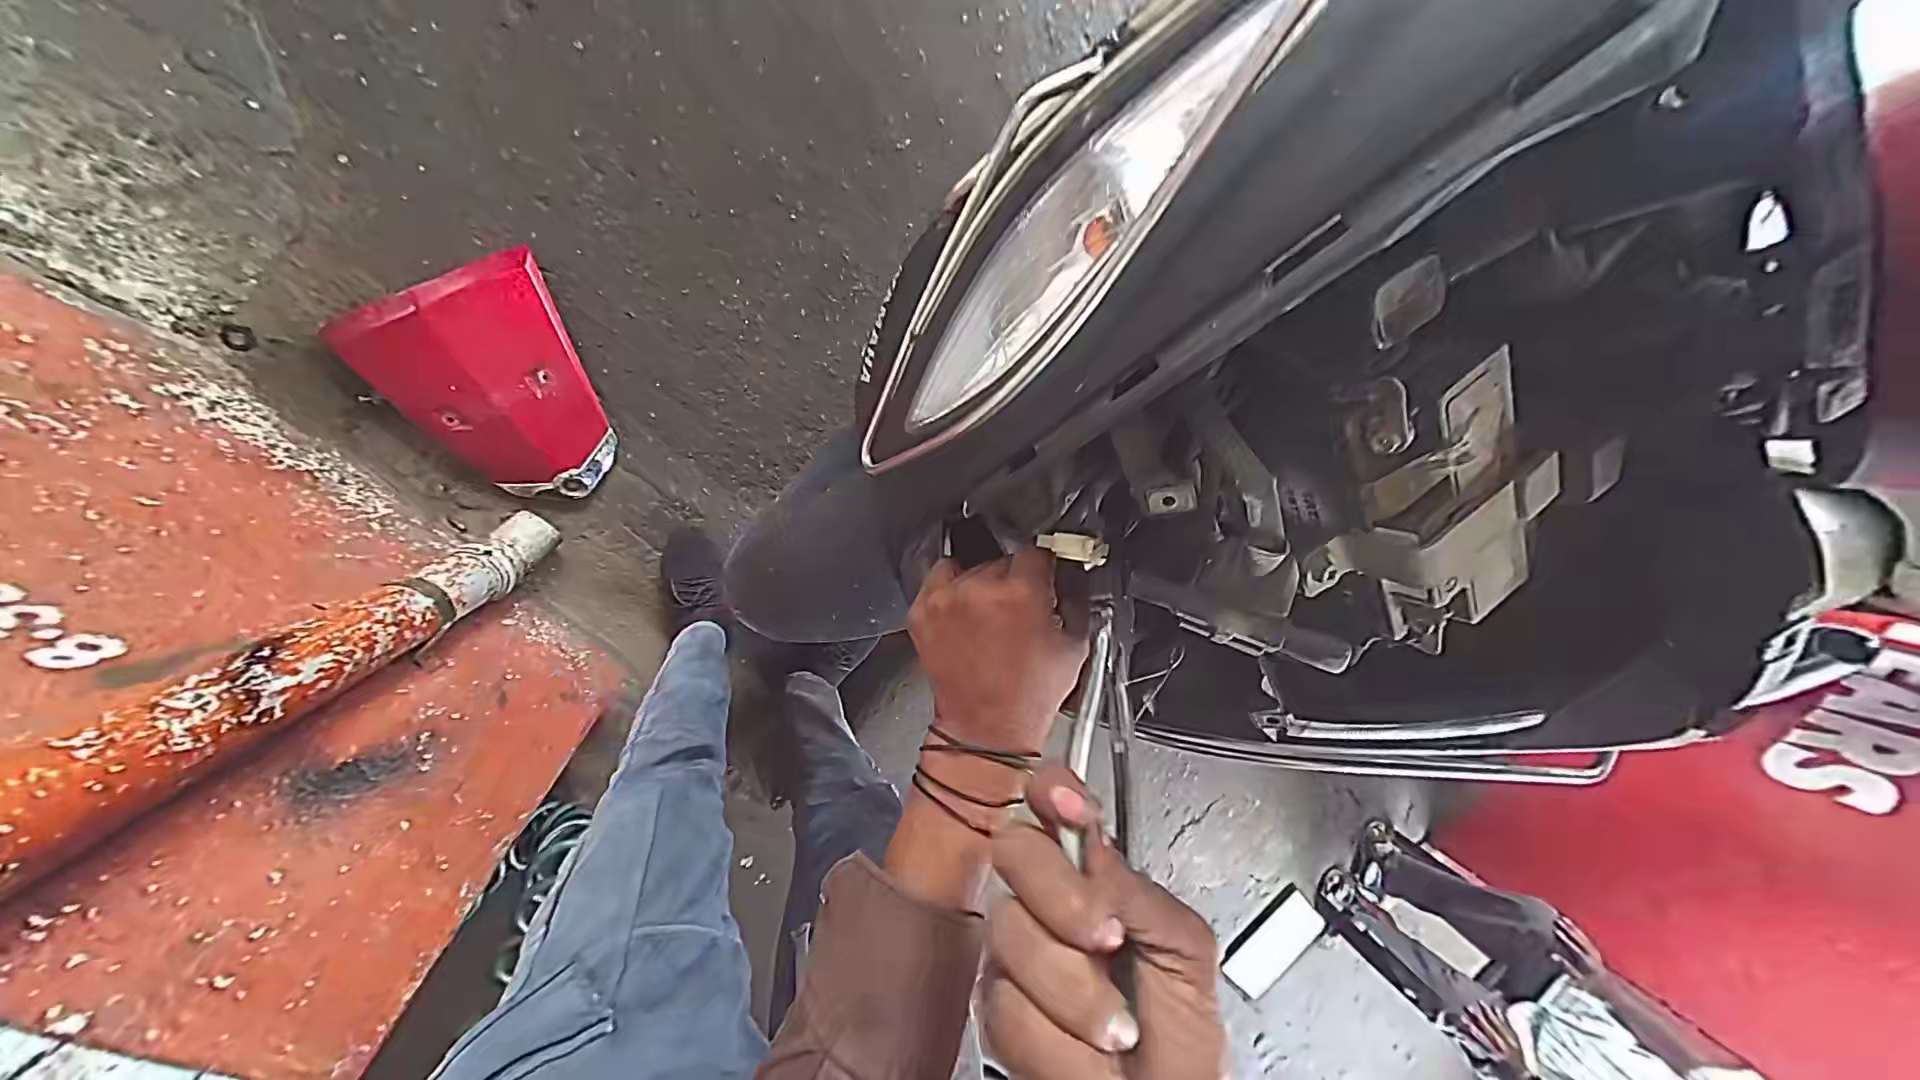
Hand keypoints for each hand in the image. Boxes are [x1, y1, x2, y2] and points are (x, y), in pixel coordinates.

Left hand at [908, 547, 1087, 754]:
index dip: (1044, 568)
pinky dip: (952, 591)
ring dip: (982, 586)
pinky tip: (966, 616)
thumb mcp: (1073, 645)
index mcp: (1021, 592)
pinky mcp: (923, 611)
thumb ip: (1073, 600)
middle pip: (1003, 560)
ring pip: (971, 568)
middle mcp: (980, 589)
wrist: (986, 728)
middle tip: (1018, 611)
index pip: (1036, 552)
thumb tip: (1069, 578)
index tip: (1043, 577)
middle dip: (1014, 581)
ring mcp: (946, 599)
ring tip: (989, 619)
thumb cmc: (1027, 695)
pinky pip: (939, 580)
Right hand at [984, 767, 1226, 1079]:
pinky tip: (1084, 1051)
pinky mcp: (996, 1010)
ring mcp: (1015, 951)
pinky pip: (1008, 1008)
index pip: (1051, 801)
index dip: (1052, 790)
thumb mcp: (1184, 949)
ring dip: (1075, 991)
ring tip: (1114, 1024)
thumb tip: (1092, 849)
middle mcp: (1043, 900)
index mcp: (1090, 874)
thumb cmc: (1178, 1035)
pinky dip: (1060, 1044)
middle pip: (1015, 849)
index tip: (1070, 805)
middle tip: (1105, 937)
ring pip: (1010, 934)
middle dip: (1062, 896)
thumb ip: (1139, 891)